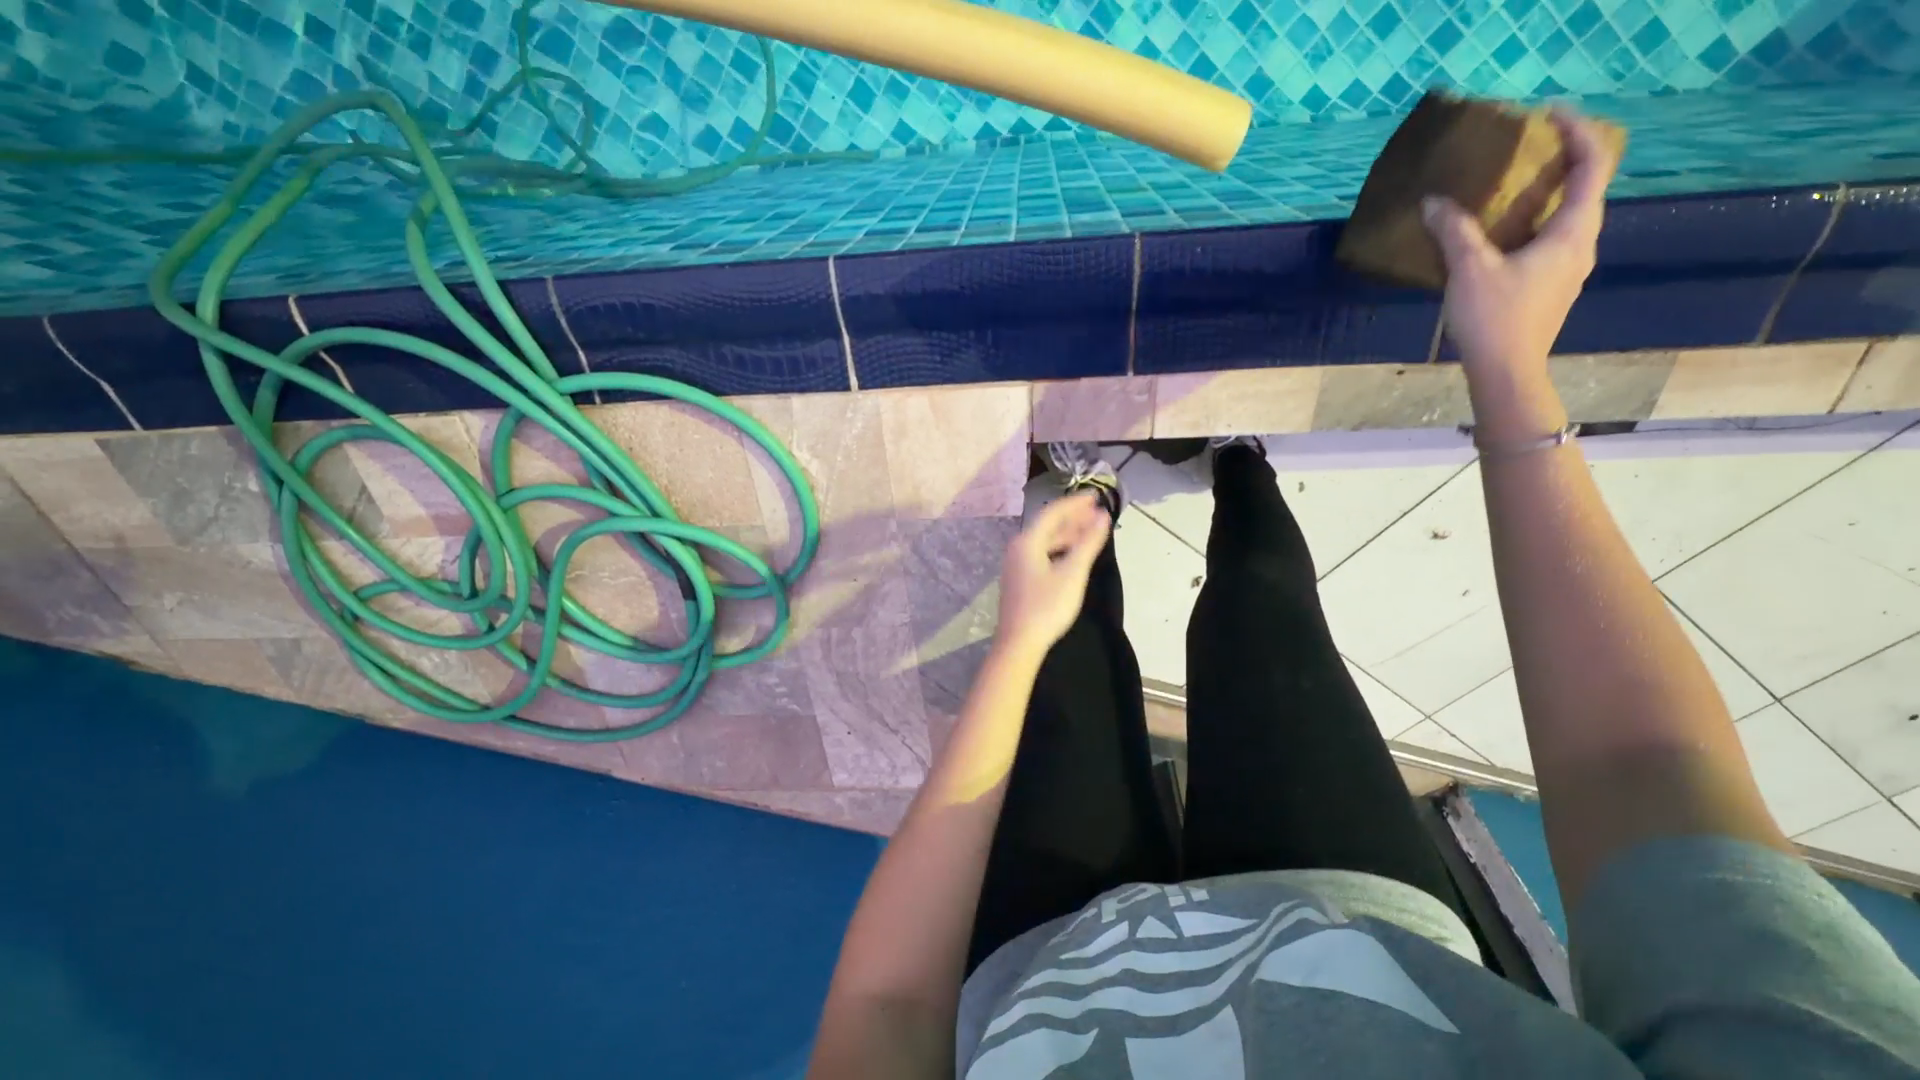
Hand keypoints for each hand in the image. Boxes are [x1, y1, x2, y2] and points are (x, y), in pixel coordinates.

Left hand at [994, 493, 1110, 653]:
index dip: (1076, 502)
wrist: (1019, 643)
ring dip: (1067, 533)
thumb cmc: (1047, 606)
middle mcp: (1018, 547)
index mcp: (1028, 541)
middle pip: (1048, 525)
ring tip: (1089, 531)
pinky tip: (1071, 555)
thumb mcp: (1072, 573)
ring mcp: (1016, 564)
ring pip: (1044, 540)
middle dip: (1073, 517)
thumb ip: (1088, 543)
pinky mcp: (1019, 579)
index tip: (1097, 495)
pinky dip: (1059, 548)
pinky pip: (1041, 553)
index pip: (1054, 512)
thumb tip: (1103, 516)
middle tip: (1097, 512)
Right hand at [1423, 109, 1619, 383]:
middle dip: (1560, 161)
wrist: (1506, 374)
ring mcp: (1567, 270)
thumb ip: (1454, 230)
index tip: (1551, 114)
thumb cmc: (1496, 318)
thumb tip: (1434, 202)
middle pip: (1583, 190)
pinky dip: (1530, 223)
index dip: (1578, 133)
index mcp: (1572, 232)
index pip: (1590, 167)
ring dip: (1543, 195)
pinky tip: (1499, 231)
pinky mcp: (1549, 288)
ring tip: (1509, 185)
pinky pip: (1547, 240)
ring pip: (1565, 217)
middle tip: (1528, 146)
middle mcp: (1580, 246)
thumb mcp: (1469, 269)